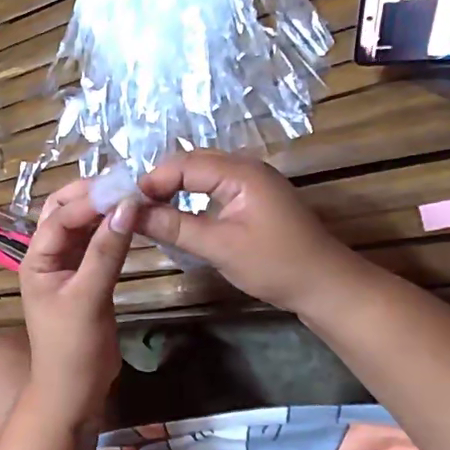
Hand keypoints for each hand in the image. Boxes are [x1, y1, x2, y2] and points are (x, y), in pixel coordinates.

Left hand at [17, 182, 137, 421]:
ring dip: (104, 211)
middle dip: (92, 195)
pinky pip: (97, 245)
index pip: (61, 217)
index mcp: (36, 260)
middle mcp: (48, 258)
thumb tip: (127, 206)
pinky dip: (112, 232)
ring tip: (134, 196)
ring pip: (83, 227)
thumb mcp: (88, 297)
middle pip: (65, 213)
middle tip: (127, 184)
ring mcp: (68, 268)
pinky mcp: (87, 279)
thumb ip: (105, 251)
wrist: (74, 391)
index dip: (91, 199)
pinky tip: (132, 222)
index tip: (125, 186)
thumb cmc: (72, 348)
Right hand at [135, 150, 358, 312]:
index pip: (183, 164)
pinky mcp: (252, 200)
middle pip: (191, 163)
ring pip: (201, 175)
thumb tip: (131, 213)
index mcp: (241, 172)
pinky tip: (175, 215)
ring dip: (173, 189)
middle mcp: (246, 168)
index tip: (124, 204)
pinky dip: (190, 198)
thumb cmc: (275, 264)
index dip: (151, 181)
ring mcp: (251, 183)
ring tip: (147, 211)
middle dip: (159, 181)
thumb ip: (175, 227)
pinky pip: (212, 188)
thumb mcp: (220, 247)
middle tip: (131, 207)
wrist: (325, 286)